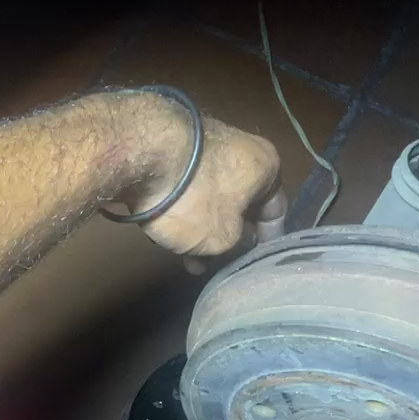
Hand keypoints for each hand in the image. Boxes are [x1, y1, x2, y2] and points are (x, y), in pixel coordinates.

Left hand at [105, 92, 283, 256]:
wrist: (141, 156)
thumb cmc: (196, 198)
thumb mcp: (224, 237)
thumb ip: (239, 244)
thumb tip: (242, 239)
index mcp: (266, 166)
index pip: (277, 211)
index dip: (268, 241)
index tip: (258, 264)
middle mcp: (241, 152)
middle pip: (241, 206)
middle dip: (230, 241)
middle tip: (220, 268)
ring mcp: (206, 152)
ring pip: (212, 203)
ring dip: (204, 234)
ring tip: (193, 264)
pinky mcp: (174, 156)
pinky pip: (188, 195)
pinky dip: (185, 218)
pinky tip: (173, 244)